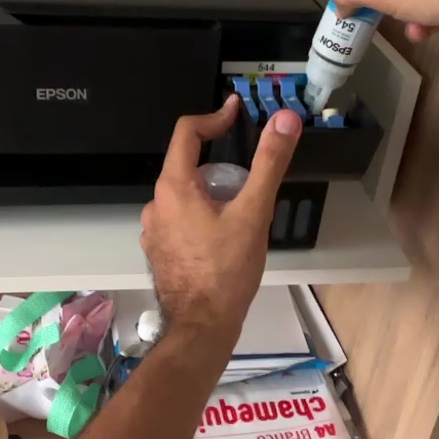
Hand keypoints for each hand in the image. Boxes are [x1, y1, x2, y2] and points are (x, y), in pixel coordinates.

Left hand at [141, 96, 300, 343]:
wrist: (202, 325)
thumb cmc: (227, 271)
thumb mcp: (254, 212)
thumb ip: (269, 163)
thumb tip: (285, 121)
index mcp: (173, 187)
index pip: (186, 133)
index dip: (213, 118)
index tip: (235, 113)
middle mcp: (156, 205)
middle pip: (186, 166)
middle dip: (218, 165)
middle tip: (248, 180)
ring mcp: (154, 231)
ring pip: (183, 196)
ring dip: (209, 193)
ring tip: (239, 214)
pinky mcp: (159, 252)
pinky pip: (179, 221)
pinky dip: (200, 218)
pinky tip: (221, 239)